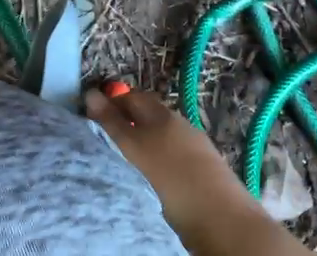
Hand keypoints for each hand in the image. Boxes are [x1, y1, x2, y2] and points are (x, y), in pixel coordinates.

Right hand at [87, 88, 313, 255]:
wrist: (226, 222)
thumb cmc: (173, 181)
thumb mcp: (135, 149)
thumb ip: (112, 123)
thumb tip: (90, 94)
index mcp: (162, 116)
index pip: (132, 97)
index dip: (113, 100)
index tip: (92, 111)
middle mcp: (180, 125)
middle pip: (149, 114)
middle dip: (128, 117)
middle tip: (105, 133)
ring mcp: (196, 148)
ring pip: (163, 136)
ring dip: (145, 139)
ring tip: (127, 157)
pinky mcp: (207, 171)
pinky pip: (175, 156)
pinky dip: (160, 157)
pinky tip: (154, 174)